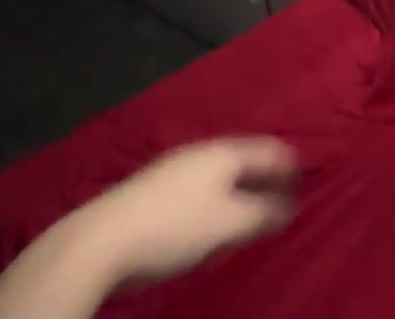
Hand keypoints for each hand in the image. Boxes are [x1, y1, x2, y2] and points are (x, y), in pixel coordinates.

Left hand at [67, 137, 299, 286]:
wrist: (92, 245)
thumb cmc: (174, 226)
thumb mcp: (230, 223)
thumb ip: (267, 213)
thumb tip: (292, 206)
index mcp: (225, 151)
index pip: (272, 149)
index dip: (292, 166)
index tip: (302, 186)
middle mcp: (200, 151)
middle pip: (244, 160)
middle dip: (263, 180)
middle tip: (274, 202)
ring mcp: (170, 168)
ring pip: (217, 174)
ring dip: (236, 191)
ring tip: (241, 216)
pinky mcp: (147, 190)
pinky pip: (195, 187)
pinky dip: (211, 199)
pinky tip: (203, 221)